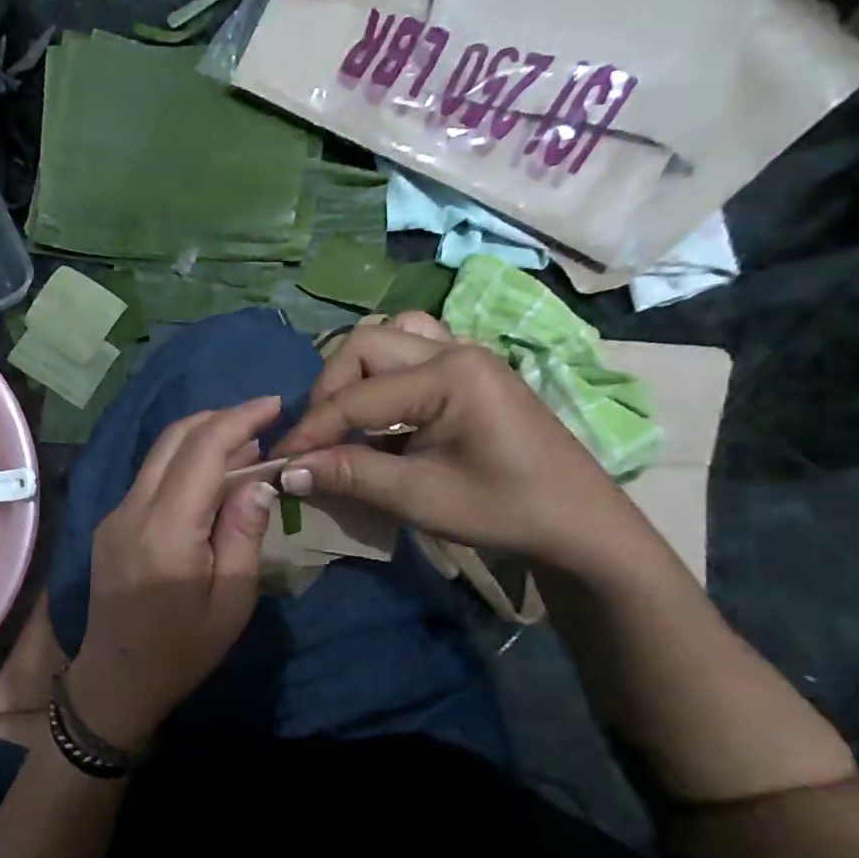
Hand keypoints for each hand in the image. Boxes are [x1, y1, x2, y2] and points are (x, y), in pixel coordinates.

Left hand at [67, 397, 282, 751]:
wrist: (116, 680)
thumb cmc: (184, 650)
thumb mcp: (232, 601)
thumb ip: (244, 533)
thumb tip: (259, 479)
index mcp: (167, 530)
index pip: (203, 450)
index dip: (240, 418)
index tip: (275, 404)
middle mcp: (133, 509)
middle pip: (175, 437)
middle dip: (221, 417)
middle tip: (263, 421)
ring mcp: (115, 513)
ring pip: (159, 452)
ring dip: (202, 436)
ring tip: (245, 445)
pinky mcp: (111, 523)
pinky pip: (151, 475)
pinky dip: (184, 460)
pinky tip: (211, 476)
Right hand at [274, 318, 633, 565]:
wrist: (577, 521)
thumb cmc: (505, 510)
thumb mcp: (420, 497)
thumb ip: (351, 475)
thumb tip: (289, 471)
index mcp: (450, 374)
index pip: (356, 396)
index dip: (311, 430)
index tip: (281, 463)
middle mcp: (456, 348)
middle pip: (365, 344)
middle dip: (330, 391)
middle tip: (318, 440)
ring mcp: (467, 354)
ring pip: (390, 336)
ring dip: (357, 373)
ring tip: (348, 418)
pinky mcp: (472, 370)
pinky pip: (415, 348)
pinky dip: (386, 372)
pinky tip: (386, 409)